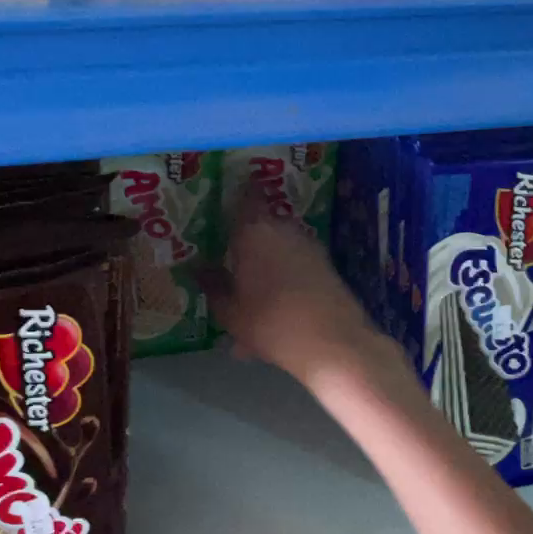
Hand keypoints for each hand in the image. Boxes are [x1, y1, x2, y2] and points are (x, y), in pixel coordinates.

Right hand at [202, 196, 389, 390]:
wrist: (333, 342)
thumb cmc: (270, 321)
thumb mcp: (230, 312)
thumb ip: (213, 286)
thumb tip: (199, 268)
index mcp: (253, 231)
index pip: (247, 195)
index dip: (239, 191)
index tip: (229, 195)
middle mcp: (282, 229)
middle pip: (262, 223)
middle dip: (248, 239)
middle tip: (232, 261)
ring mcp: (308, 245)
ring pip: (280, 247)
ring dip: (267, 264)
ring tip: (253, 299)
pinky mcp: (326, 265)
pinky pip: (296, 265)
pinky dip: (285, 280)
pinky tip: (276, 313)